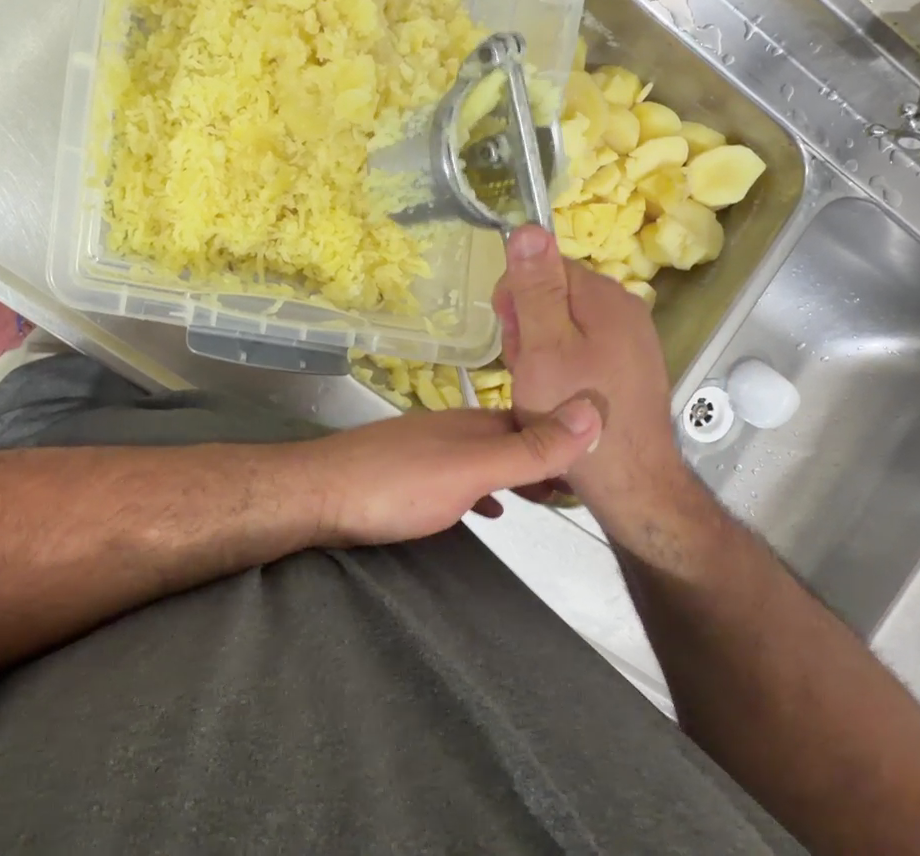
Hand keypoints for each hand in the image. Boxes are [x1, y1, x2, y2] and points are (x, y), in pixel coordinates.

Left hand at [301, 401, 599, 546]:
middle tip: (577, 492)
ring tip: (543, 498)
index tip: (604, 465)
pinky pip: (455, 478)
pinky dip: (480, 490)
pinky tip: (486, 510)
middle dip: (545, 459)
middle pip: (510, 438)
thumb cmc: (395, 486)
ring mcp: (422, 452)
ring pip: (482, 458)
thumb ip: (530, 448)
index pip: (535, 421)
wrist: (315, 497)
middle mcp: (449, 429)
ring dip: (515, 473)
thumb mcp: (472, 469)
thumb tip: (595, 409)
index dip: (571, 439)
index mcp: (471, 423)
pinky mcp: (401, 477)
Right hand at [495, 225, 687, 511]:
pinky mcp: (626, 365)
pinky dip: (558, 367)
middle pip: (552, 294)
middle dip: (526, 327)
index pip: (543, 264)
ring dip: (538, 351)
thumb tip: (527, 227)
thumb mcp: (543, 346)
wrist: (627, 478)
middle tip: (525, 368)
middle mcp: (623, 309)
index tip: (510, 334)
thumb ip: (534, 288)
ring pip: (561, 324)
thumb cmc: (576, 409)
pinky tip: (555, 394)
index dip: (515, 297)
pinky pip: (578, 349)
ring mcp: (628, 339)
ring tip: (538, 386)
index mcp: (605, 297)